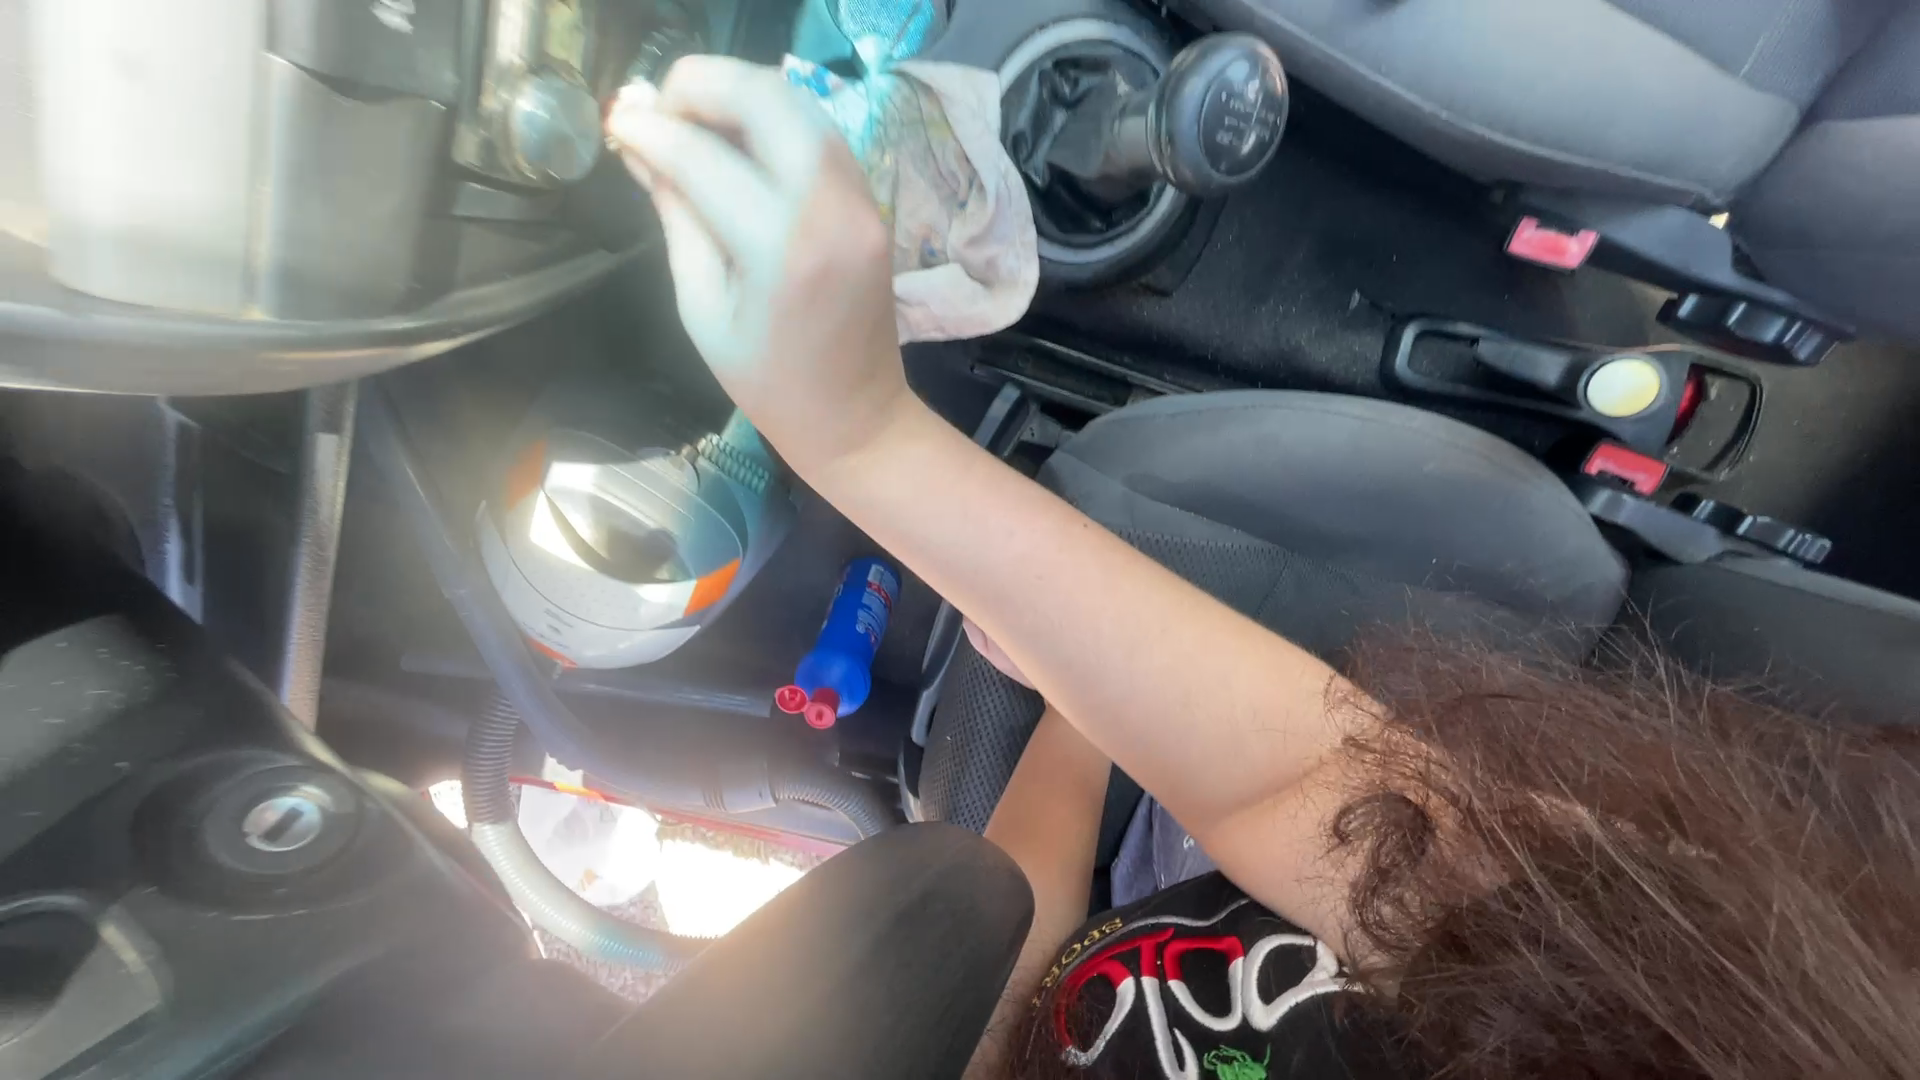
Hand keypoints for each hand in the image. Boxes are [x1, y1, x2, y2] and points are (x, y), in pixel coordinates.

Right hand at [606, 57, 916, 474]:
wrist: (859, 418)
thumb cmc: (773, 388)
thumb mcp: (705, 312)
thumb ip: (678, 222)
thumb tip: (643, 149)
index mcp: (783, 250)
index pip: (704, 156)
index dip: (651, 129)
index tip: (617, 122)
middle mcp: (832, 210)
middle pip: (765, 97)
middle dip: (700, 85)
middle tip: (658, 111)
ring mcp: (863, 204)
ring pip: (799, 105)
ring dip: (739, 96)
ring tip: (692, 123)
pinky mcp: (873, 207)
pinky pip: (821, 136)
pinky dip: (776, 122)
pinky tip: (739, 143)